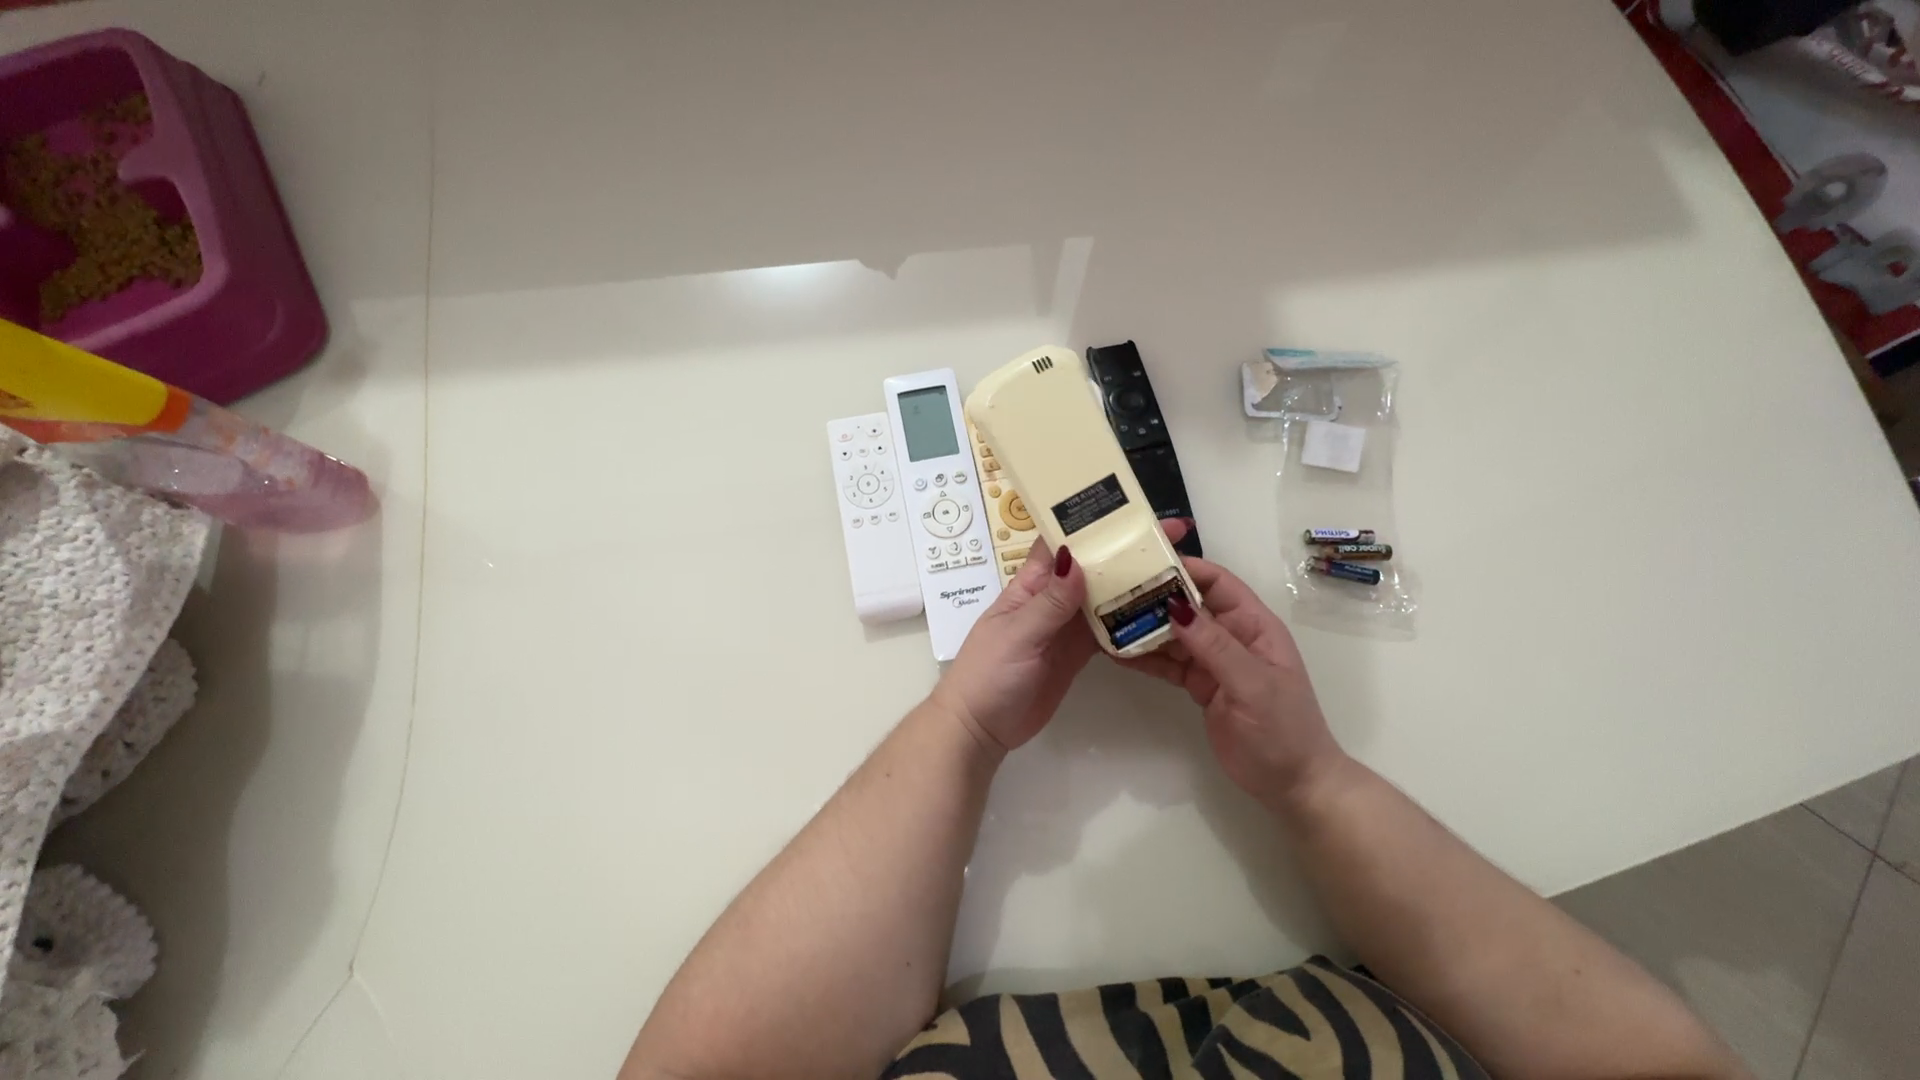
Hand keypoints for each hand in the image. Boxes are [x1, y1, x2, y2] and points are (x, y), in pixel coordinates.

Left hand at [933, 520, 1192, 755]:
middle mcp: (1051, 599)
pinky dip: (1130, 622)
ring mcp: (1065, 627)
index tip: (1130, 508)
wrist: (980, 728)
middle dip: (1127, 550)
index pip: (1061, 543)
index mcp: (1029, 585)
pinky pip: (1108, 630)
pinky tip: (1160, 614)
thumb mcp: (1017, 635)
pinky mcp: (1077, 653)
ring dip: (1135, 583)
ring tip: (1178, 570)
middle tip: (1174, 537)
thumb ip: (1049, 602)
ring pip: (1105, 597)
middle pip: (1093, 567)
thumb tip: (1074, 559)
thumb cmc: (987, 675)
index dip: (1092, 523)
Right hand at [1122, 556, 1346, 808]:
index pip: (1218, 584)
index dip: (1186, 570)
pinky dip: (1146, 658)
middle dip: (1156, 598)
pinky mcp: (1200, 686)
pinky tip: (1117, 653)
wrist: (1293, 784)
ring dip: (1145, 628)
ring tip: (1107, 621)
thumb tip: (1176, 607)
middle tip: (1114, 592)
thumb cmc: (1284, 730)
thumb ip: (1215, 646)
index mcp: (1255, 627)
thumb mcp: (1252, 685)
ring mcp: (1215, 663)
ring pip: (1175, 635)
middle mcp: (1233, 637)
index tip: (1147, 564)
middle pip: (1190, 607)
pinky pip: (1169, 664)